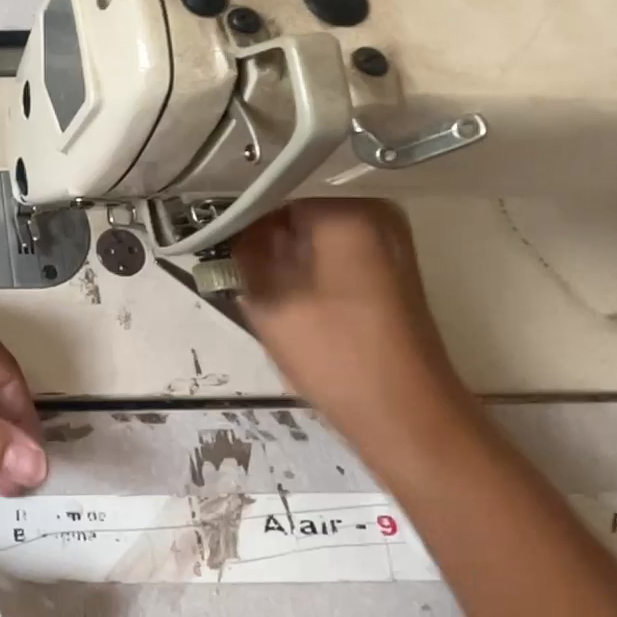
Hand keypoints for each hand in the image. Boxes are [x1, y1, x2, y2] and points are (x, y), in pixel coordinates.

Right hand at [232, 199, 470, 434]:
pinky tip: (284, 302)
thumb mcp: (267, 298)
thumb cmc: (335, 354)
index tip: (210, 246)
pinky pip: (326, 257)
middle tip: (231, 273)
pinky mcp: (386, 275)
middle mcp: (374, 217)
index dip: (234, 222)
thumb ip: (240, 250)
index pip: (267, 197)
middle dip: (257, 242)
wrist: (407, 420)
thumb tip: (223, 225)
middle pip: (289, 216)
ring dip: (277, 260)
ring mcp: (386, 246)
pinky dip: (301, 273)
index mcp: (348, 212)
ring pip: (305, 240)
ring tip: (254, 290)